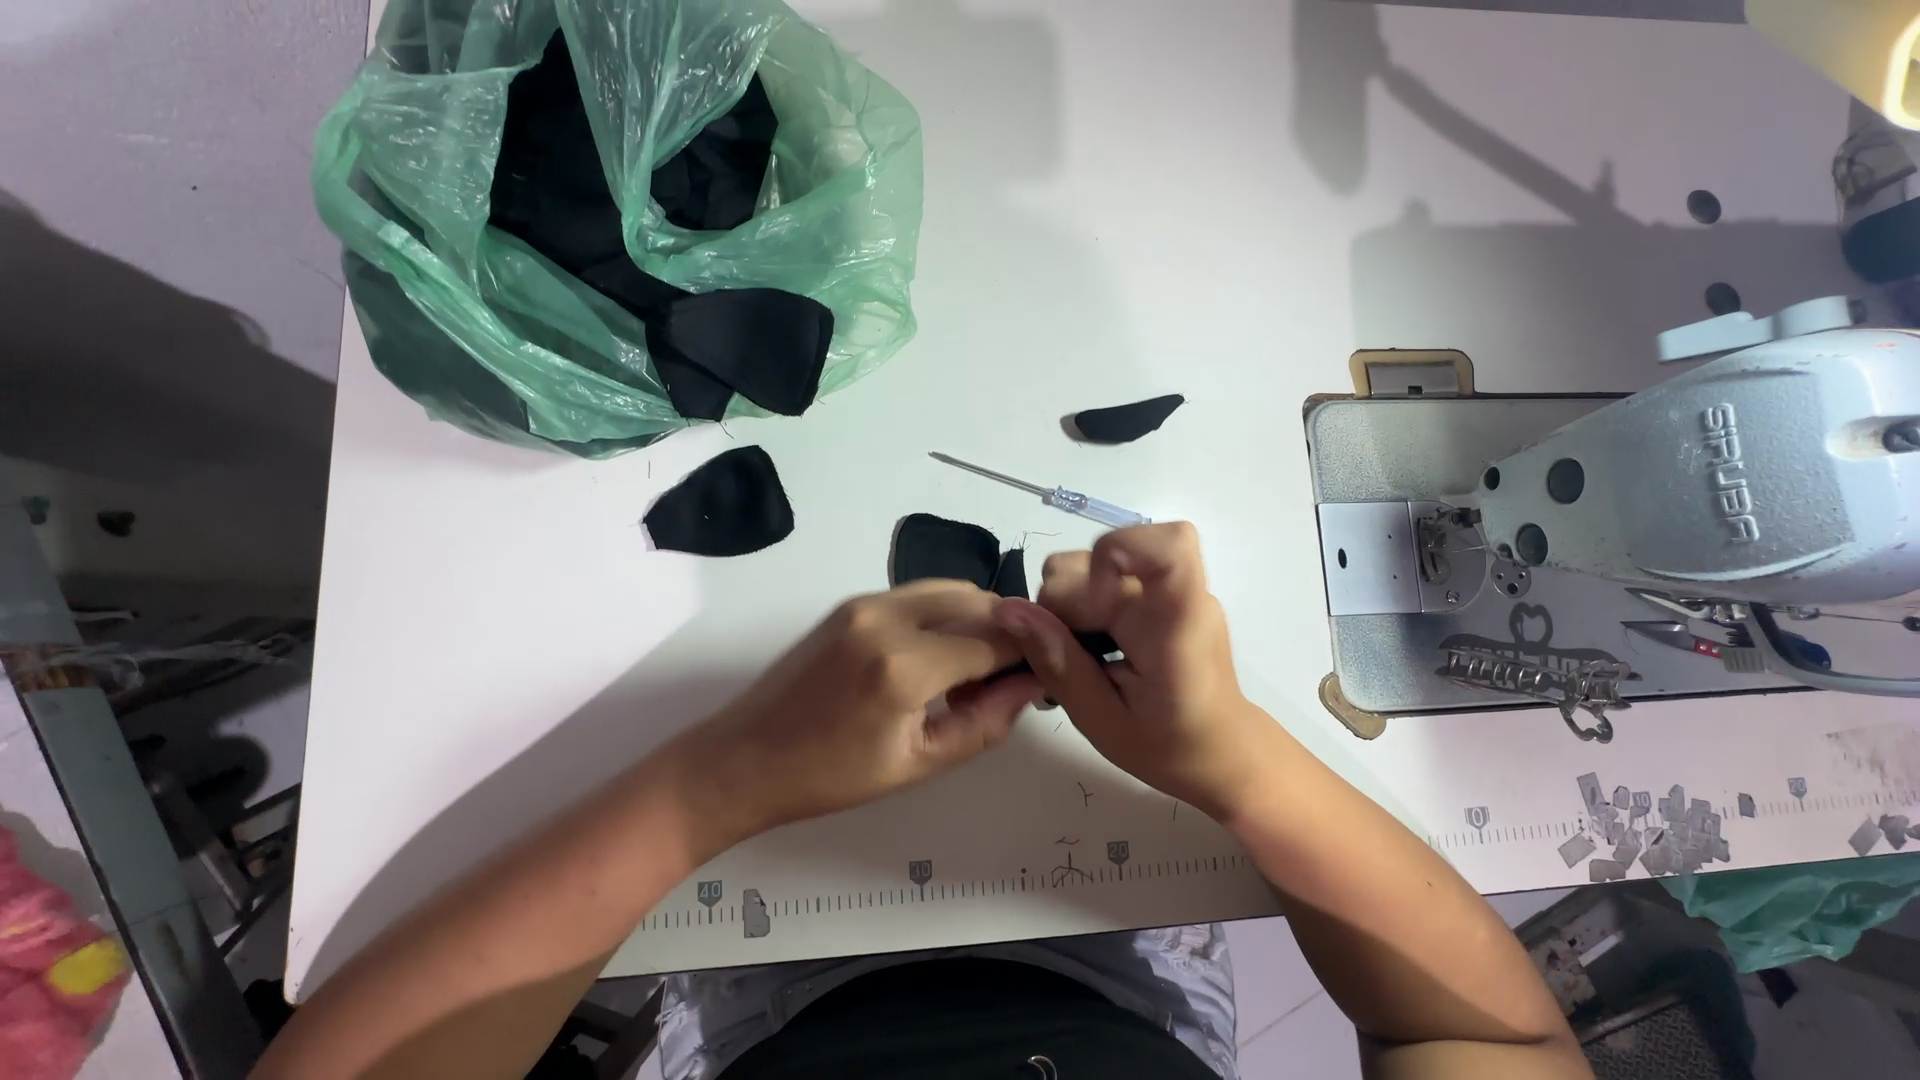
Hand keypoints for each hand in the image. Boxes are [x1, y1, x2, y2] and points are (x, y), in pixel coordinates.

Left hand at [680, 580, 1041, 842]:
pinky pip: (919, 596)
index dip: (1033, 653)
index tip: (1049, 675)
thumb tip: (1033, 684)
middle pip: (979, 601)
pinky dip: (945, 617)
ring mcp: (865, 602)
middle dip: (1009, 633)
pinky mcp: (851, 602)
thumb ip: (986, 722)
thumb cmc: (829, 777)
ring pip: (950, 591)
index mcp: (904, 666)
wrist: (741, 759)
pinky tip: (938, 660)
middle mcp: (887, 617)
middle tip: (1011, 679)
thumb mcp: (919, 764)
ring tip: (974, 673)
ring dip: (978, 621)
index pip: (998, 638)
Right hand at [991, 523, 1281, 819]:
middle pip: (1095, 559)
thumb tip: (1008, 610)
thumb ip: (1057, 661)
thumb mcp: (1101, 718)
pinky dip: (1081, 605)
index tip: (1093, 610)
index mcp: (1177, 623)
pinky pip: (1101, 576)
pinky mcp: (1154, 592)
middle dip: (1062, 603)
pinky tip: (1091, 643)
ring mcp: (1167, 587)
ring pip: (1089, 564)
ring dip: (1067, 604)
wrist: (1220, 750)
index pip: (1167, 546)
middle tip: (1067, 656)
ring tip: (1080, 652)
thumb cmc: (1168, 746)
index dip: (1114, 557)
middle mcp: (1177, 592)